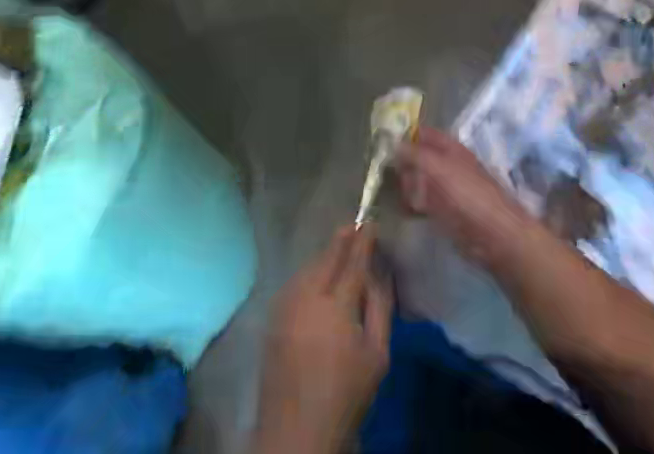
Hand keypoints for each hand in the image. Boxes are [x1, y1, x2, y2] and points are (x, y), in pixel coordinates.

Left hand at [252, 227, 392, 453]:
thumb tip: (381, 273)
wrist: (295, 435)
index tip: (370, 221)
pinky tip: (318, 276)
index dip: (363, 240)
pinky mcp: (272, 322)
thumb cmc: (345, 395)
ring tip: (340, 248)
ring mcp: (284, 310)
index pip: (352, 262)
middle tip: (355, 225)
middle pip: (326, 258)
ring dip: (324, 255)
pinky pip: (294, 284)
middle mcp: (306, 300)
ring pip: (307, 268)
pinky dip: (309, 272)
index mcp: (335, 307)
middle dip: (341, 240)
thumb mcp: (377, 354)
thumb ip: (380, 307)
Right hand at [394, 130, 542, 269]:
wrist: (493, 233)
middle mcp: (446, 164)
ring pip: (418, 181)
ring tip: (391, 193)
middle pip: (417, 158)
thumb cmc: (467, 194)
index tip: (379, 141)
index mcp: (449, 148)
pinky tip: (403, 209)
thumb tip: (393, 142)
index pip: (422, 134)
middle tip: (381, 172)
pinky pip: (422, 202)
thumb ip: (415, 153)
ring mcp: (445, 188)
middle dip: (401, 164)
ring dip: (405, 186)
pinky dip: (412, 204)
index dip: (403, 134)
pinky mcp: (444, 211)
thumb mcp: (439, 168)